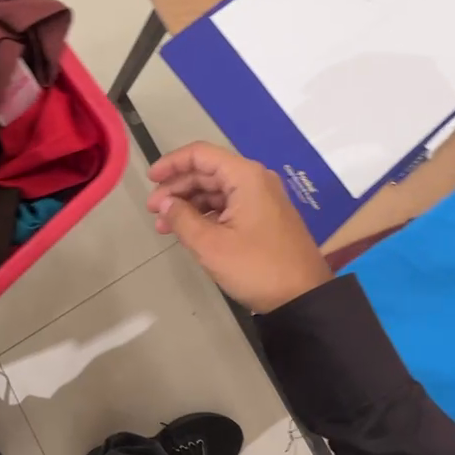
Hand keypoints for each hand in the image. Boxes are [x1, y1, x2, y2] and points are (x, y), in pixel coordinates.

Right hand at [147, 142, 331, 313]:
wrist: (304, 299)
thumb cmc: (257, 267)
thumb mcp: (212, 246)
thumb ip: (182, 219)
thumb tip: (164, 203)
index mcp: (245, 176)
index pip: (201, 155)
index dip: (172, 163)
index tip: (150, 179)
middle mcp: (255, 179)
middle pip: (207, 172)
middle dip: (177, 188)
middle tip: (153, 210)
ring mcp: (262, 198)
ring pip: (216, 190)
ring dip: (189, 204)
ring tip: (165, 226)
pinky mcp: (264, 216)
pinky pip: (229, 205)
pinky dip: (206, 214)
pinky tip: (189, 231)